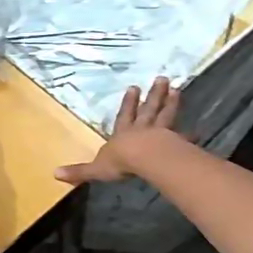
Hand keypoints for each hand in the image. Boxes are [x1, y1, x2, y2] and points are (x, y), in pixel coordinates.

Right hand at [54, 77, 179, 185]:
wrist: (148, 160)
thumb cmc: (121, 161)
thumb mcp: (96, 168)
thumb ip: (80, 172)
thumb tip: (55, 174)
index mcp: (122, 134)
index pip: (124, 116)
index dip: (128, 103)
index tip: (134, 87)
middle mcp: (142, 130)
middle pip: (148, 110)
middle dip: (153, 95)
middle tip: (162, 79)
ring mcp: (161, 135)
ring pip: (166, 116)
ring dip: (171, 103)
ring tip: (177, 90)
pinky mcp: (177, 144)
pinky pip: (184, 136)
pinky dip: (189, 133)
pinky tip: (198, 130)